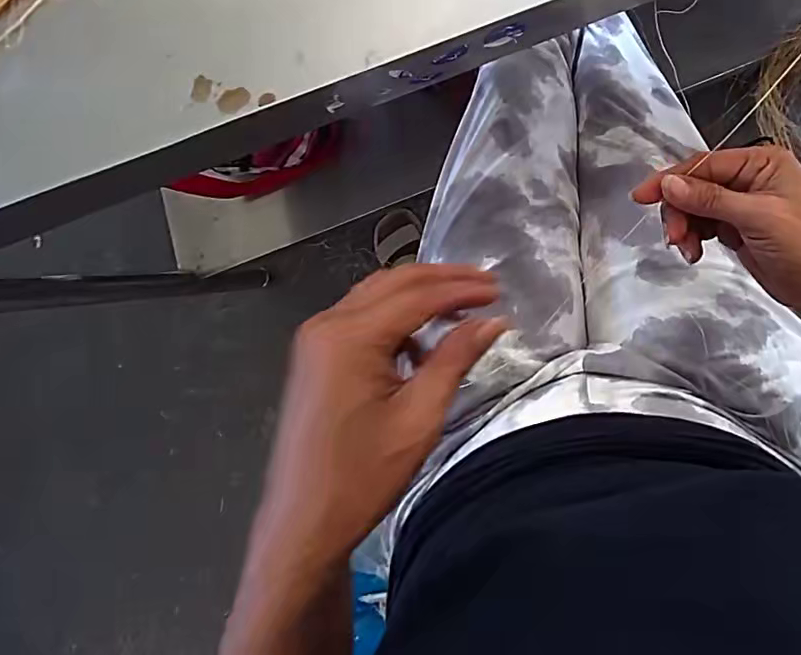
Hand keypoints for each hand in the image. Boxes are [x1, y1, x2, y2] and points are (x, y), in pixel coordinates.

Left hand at [247, 264, 507, 573]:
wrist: (304, 522)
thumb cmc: (360, 478)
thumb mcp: (418, 418)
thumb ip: (454, 360)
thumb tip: (489, 323)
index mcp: (348, 336)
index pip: (415, 295)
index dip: (460, 289)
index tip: (495, 288)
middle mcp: (327, 324)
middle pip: (393, 282)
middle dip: (441, 279)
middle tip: (483, 283)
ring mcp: (316, 337)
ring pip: (376, 294)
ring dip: (418, 294)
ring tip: (460, 306)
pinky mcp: (315, 352)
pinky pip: (360, 317)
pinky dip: (394, 317)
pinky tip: (420, 340)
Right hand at [630, 145, 800, 315]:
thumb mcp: (759, 219)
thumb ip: (710, 199)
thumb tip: (668, 183)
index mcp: (762, 163)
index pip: (704, 164)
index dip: (670, 180)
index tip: (641, 197)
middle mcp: (751, 178)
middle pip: (694, 186)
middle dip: (680, 210)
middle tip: (675, 237)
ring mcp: (745, 204)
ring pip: (695, 206)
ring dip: (685, 227)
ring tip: (687, 250)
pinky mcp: (740, 229)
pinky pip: (704, 224)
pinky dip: (694, 237)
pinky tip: (694, 252)